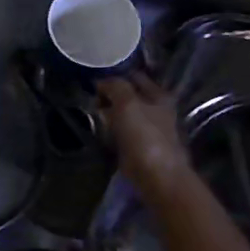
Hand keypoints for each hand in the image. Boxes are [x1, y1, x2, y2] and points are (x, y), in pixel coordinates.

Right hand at [96, 70, 193, 187]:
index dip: (114, 75)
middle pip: (129, 95)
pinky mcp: (140, 145)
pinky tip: (100, 130)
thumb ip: (115, 86)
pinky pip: (121, 130)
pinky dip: (110, 128)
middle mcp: (157, 109)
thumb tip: (101, 81)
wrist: (157, 176)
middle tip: (90, 97)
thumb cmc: (144, 136)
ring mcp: (149, 128)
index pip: (134, 76)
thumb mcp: (128, 103)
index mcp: (159, 95)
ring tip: (92, 112)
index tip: (93, 78)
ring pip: (124, 113)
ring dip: (108, 112)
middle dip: (109, 94)